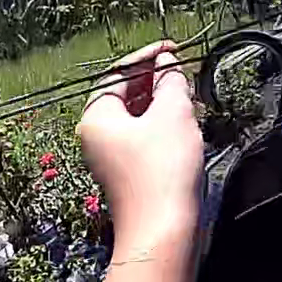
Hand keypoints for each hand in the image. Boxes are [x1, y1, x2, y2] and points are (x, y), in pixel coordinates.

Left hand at [77, 41, 203, 249]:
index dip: (146, 57)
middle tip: (182, 72)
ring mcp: (108, 157)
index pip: (117, 74)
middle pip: (123, 95)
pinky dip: (159, 126)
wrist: (161, 232)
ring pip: (134, 117)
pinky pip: (140, 138)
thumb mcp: (172, 114)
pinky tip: (182, 125)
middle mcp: (94, 135)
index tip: (173, 49)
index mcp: (95, 116)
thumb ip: (170, 81)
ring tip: (187, 96)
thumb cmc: (163, 169)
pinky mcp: (125, 173)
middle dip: (153, 80)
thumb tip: (167, 65)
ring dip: (159, 103)